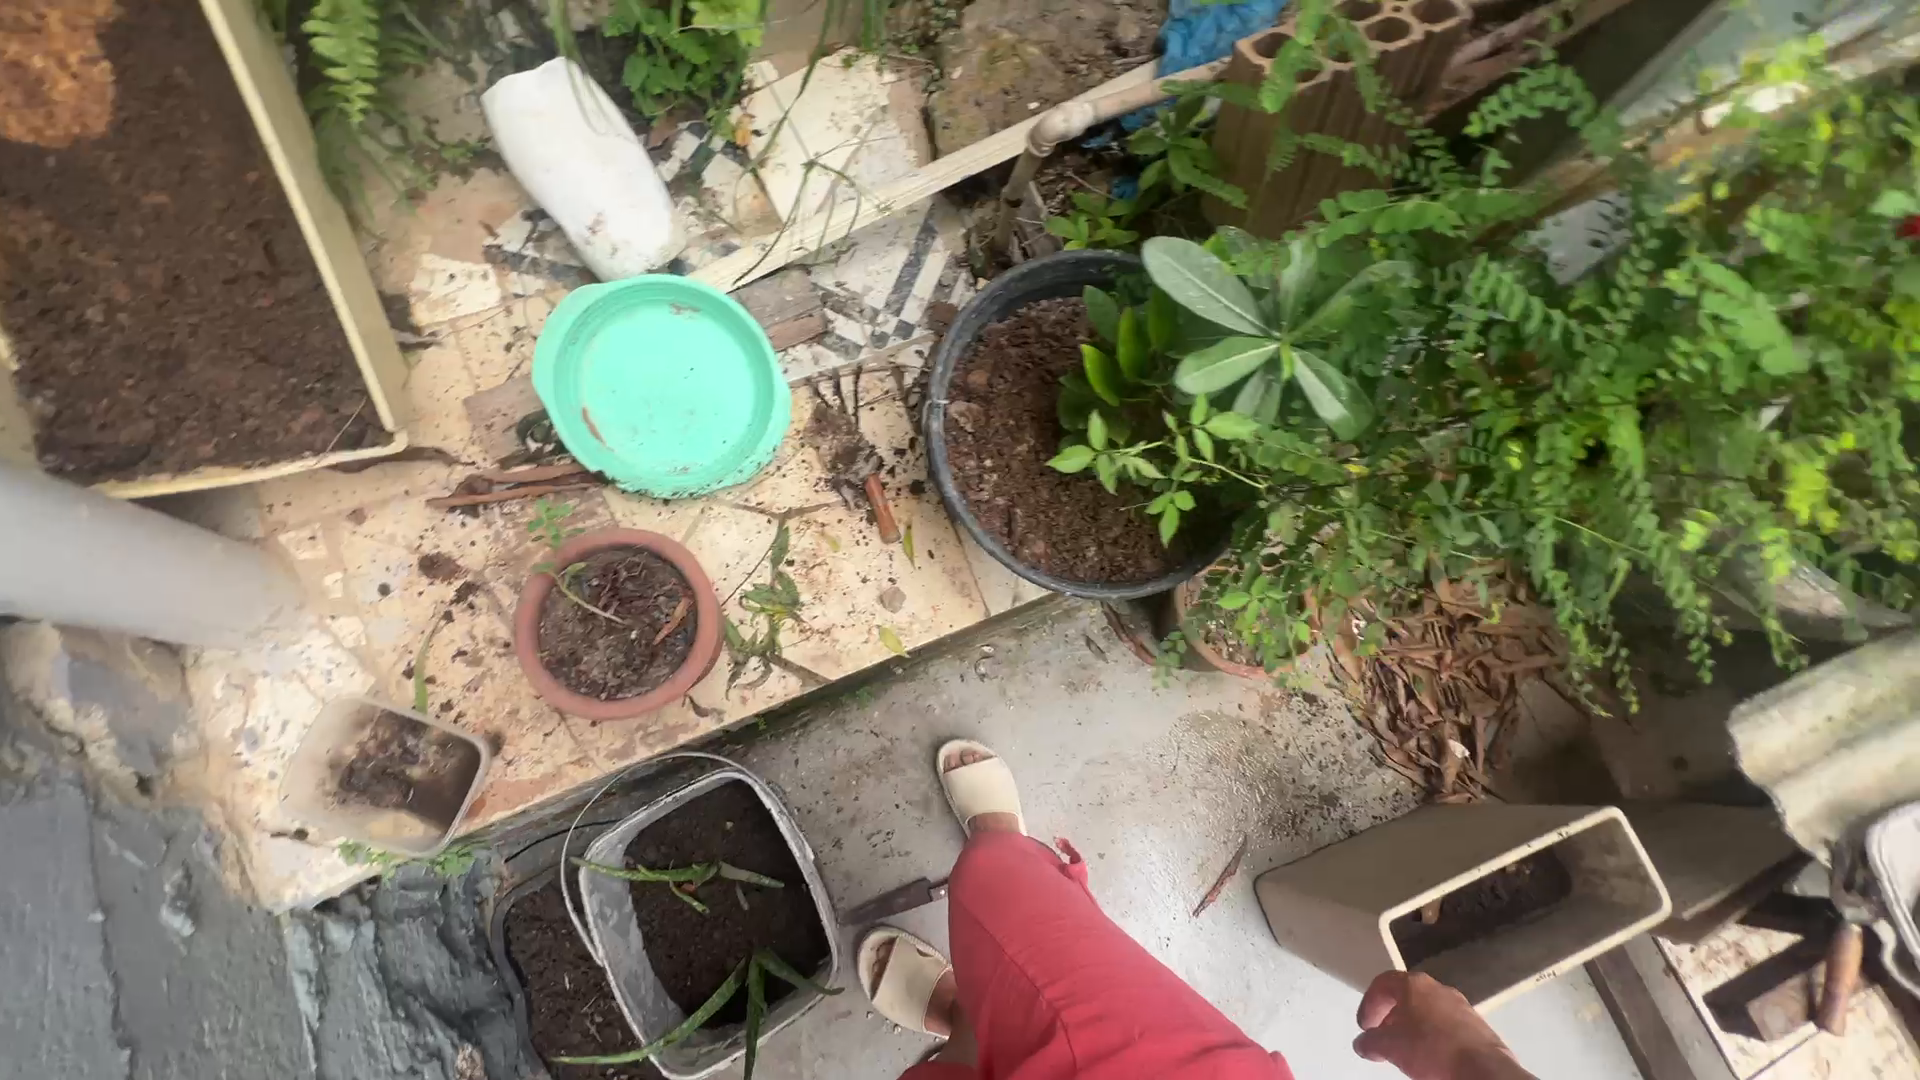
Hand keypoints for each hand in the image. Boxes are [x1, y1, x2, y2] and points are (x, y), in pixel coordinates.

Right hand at [1353, 971, 1534, 1079]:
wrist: (1485, 1073)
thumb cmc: (1432, 1050)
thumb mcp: (1390, 1047)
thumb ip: (1370, 1042)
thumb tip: (1362, 1044)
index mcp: (1413, 984)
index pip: (1382, 984)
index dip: (1369, 1004)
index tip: (1365, 1027)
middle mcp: (1438, 988)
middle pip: (1406, 996)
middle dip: (1391, 1017)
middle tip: (1384, 1037)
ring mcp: (1462, 1007)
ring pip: (1429, 1012)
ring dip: (1414, 1028)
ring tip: (1408, 1051)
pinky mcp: (1480, 1028)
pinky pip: (1449, 1027)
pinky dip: (1436, 1037)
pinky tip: (1434, 1057)